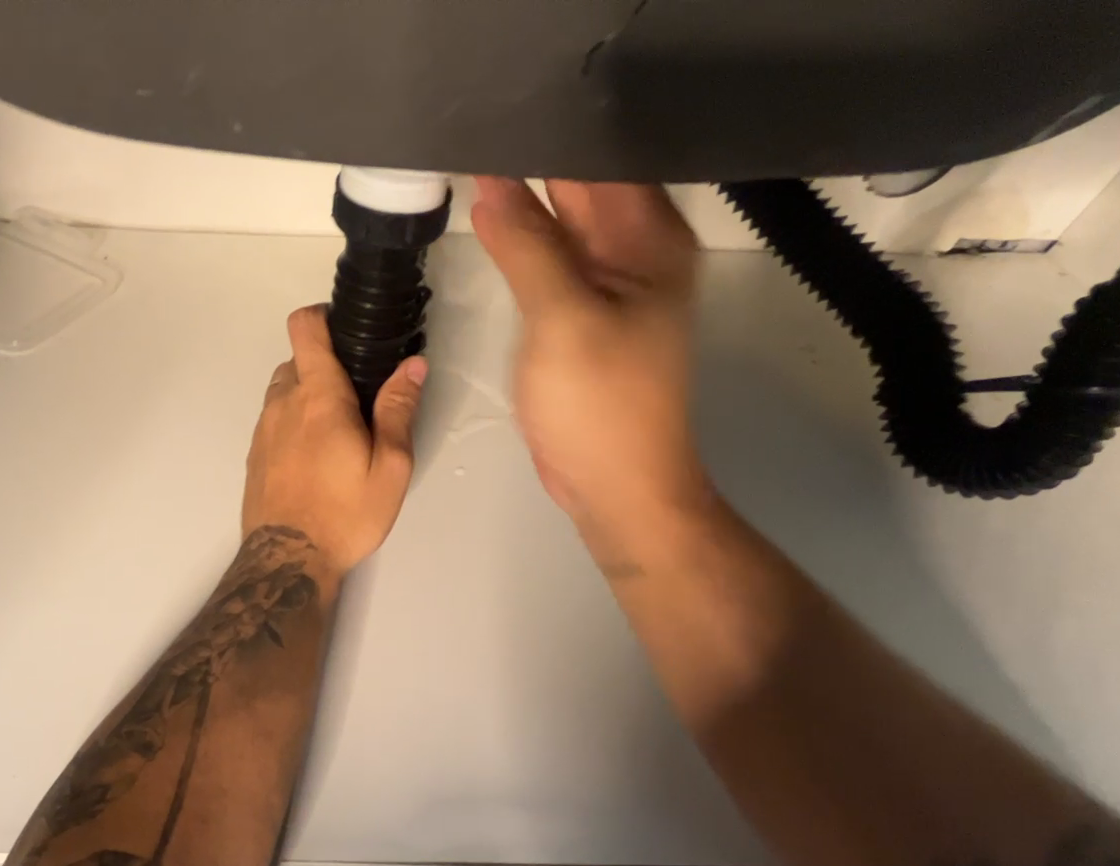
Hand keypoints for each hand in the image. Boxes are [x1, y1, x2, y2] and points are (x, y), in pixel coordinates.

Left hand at [242, 305, 425, 576]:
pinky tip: (316, 457)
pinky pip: (274, 420)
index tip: (346, 329)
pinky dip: (293, 422)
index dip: (322, 316)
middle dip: (325, 367)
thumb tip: (412, 365)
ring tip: (339, 432)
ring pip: (283, 391)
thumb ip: (398, 411)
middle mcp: (282, 405)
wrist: (287, 562)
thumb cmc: (345, 515)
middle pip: (296, 361)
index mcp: (318, 398)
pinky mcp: (254, 455)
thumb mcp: (389, 468)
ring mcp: (262, 430)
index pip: (304, 328)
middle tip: (359, 397)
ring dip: (308, 396)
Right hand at [470, 177, 711, 543]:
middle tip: (469, 141)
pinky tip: (487, 224)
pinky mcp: (582, 315)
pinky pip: (551, 263)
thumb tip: (491, 185)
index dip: (550, 142)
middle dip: (531, 167)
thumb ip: (528, 247)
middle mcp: (636, 253)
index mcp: (651, 241)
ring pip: (562, 226)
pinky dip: (522, 244)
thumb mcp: (564, 319)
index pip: (600, 166)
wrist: (615, 486)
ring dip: (522, 204)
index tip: (493, 126)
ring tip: (468, 170)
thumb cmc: (601, 406)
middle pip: (582, 190)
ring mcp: (608, 286)